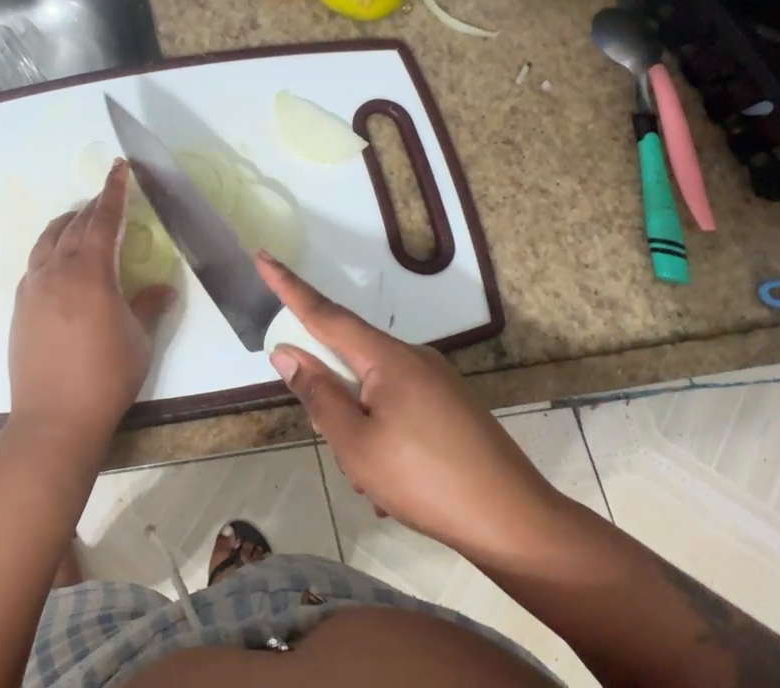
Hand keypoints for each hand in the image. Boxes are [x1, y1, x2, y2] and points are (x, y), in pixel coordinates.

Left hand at [8, 160, 174, 441]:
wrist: (53, 417)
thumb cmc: (105, 377)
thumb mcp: (138, 340)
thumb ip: (149, 306)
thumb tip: (161, 288)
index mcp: (90, 272)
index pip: (103, 220)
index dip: (114, 192)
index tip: (119, 168)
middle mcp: (56, 271)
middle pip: (74, 225)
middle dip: (92, 206)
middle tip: (108, 195)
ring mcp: (32, 288)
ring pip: (48, 241)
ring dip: (66, 224)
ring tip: (79, 220)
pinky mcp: (20, 307)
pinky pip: (35, 264)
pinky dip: (50, 250)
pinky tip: (58, 262)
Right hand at [256, 252, 563, 557]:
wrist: (516, 523)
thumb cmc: (425, 480)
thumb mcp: (355, 442)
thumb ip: (317, 393)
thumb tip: (287, 352)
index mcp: (388, 359)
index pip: (325, 314)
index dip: (289, 288)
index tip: (263, 256)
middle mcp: (414, 360)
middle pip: (349, 360)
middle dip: (332, 401)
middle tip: (344, 451)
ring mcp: (437, 384)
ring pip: (373, 392)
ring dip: (359, 431)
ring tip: (374, 485)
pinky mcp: (451, 409)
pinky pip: (398, 410)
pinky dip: (383, 440)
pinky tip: (392, 488)